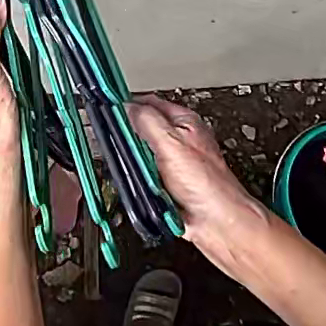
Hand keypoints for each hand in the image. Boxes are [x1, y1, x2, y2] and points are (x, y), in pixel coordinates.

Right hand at [128, 95, 264, 252]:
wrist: (217, 222)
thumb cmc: (207, 184)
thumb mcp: (171, 143)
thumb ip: (148, 121)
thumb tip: (127, 106)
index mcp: (183, 121)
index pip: (149, 103)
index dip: (128, 105)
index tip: (108, 111)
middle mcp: (178, 138)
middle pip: (142, 129)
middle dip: (128, 137)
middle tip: (116, 143)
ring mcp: (172, 161)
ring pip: (141, 154)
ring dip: (132, 162)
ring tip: (132, 168)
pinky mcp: (167, 182)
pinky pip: (144, 175)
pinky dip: (138, 179)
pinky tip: (138, 183)